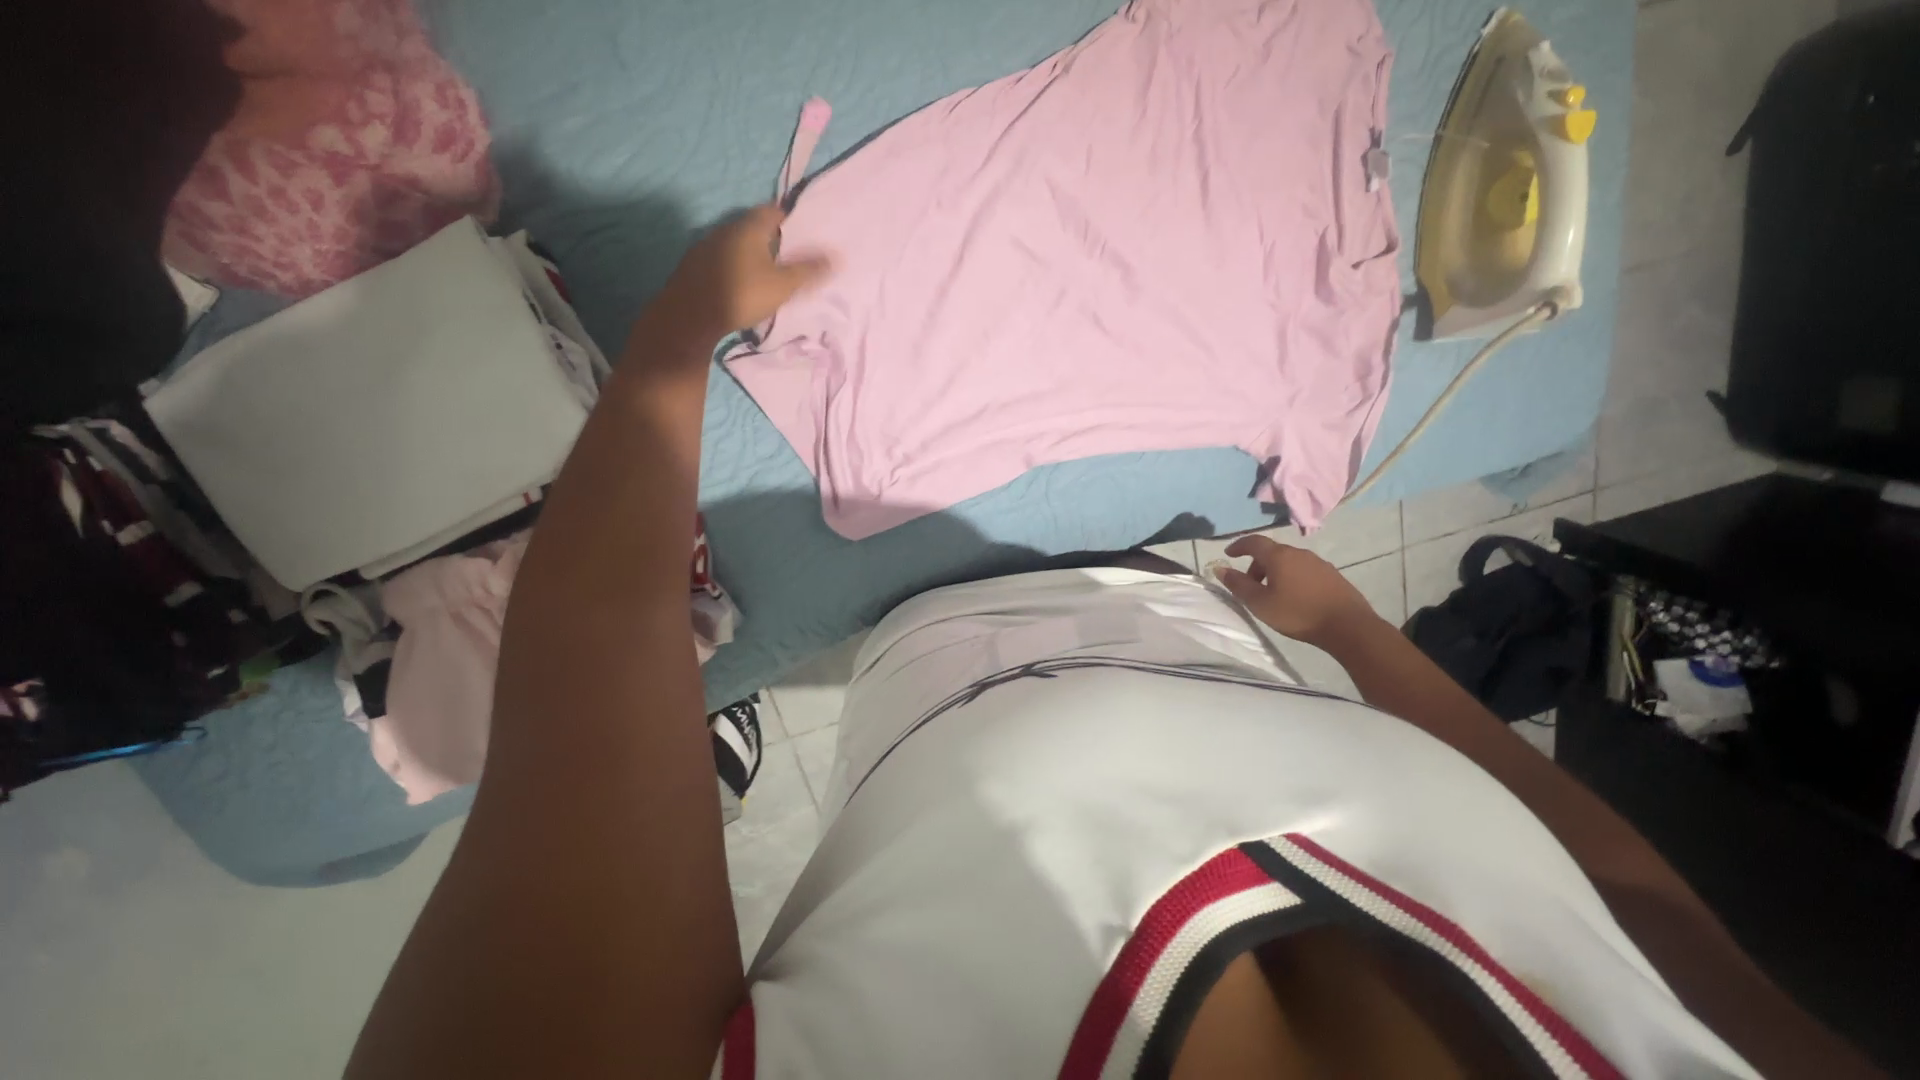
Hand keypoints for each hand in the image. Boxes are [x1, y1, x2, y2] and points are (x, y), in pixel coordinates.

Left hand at [653, 203, 830, 338]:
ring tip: (764, 269)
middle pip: (752, 225)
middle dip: (769, 236)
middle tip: (786, 253)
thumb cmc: (743, 295)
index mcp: (749, 227)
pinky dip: (733, 263)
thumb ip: (808, 271)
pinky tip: (739, 281)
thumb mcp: (783, 286)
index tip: (799, 232)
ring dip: (749, 251)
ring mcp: (706, 245)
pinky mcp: (694, 263)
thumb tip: (834, 257)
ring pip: (735, 241)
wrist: (691, 315)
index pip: (772, 210)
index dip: (788, 218)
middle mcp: (726, 228)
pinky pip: (720, 256)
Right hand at [1211, 535, 1380, 646]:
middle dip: (1257, 565)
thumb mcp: (1260, 603)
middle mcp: (1299, 553)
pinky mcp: (1332, 575)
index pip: (1254, 542)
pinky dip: (1293, 578)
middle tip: (1250, 585)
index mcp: (1279, 556)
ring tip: (1273, 594)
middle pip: (1272, 552)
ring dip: (1276, 572)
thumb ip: (1239, 585)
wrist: (1348, 626)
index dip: (1238, 545)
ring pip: (1289, 562)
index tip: (1228, 554)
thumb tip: (1220, 568)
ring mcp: (1319, 563)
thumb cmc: (1298, 613)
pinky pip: (1305, 570)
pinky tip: (1296, 597)